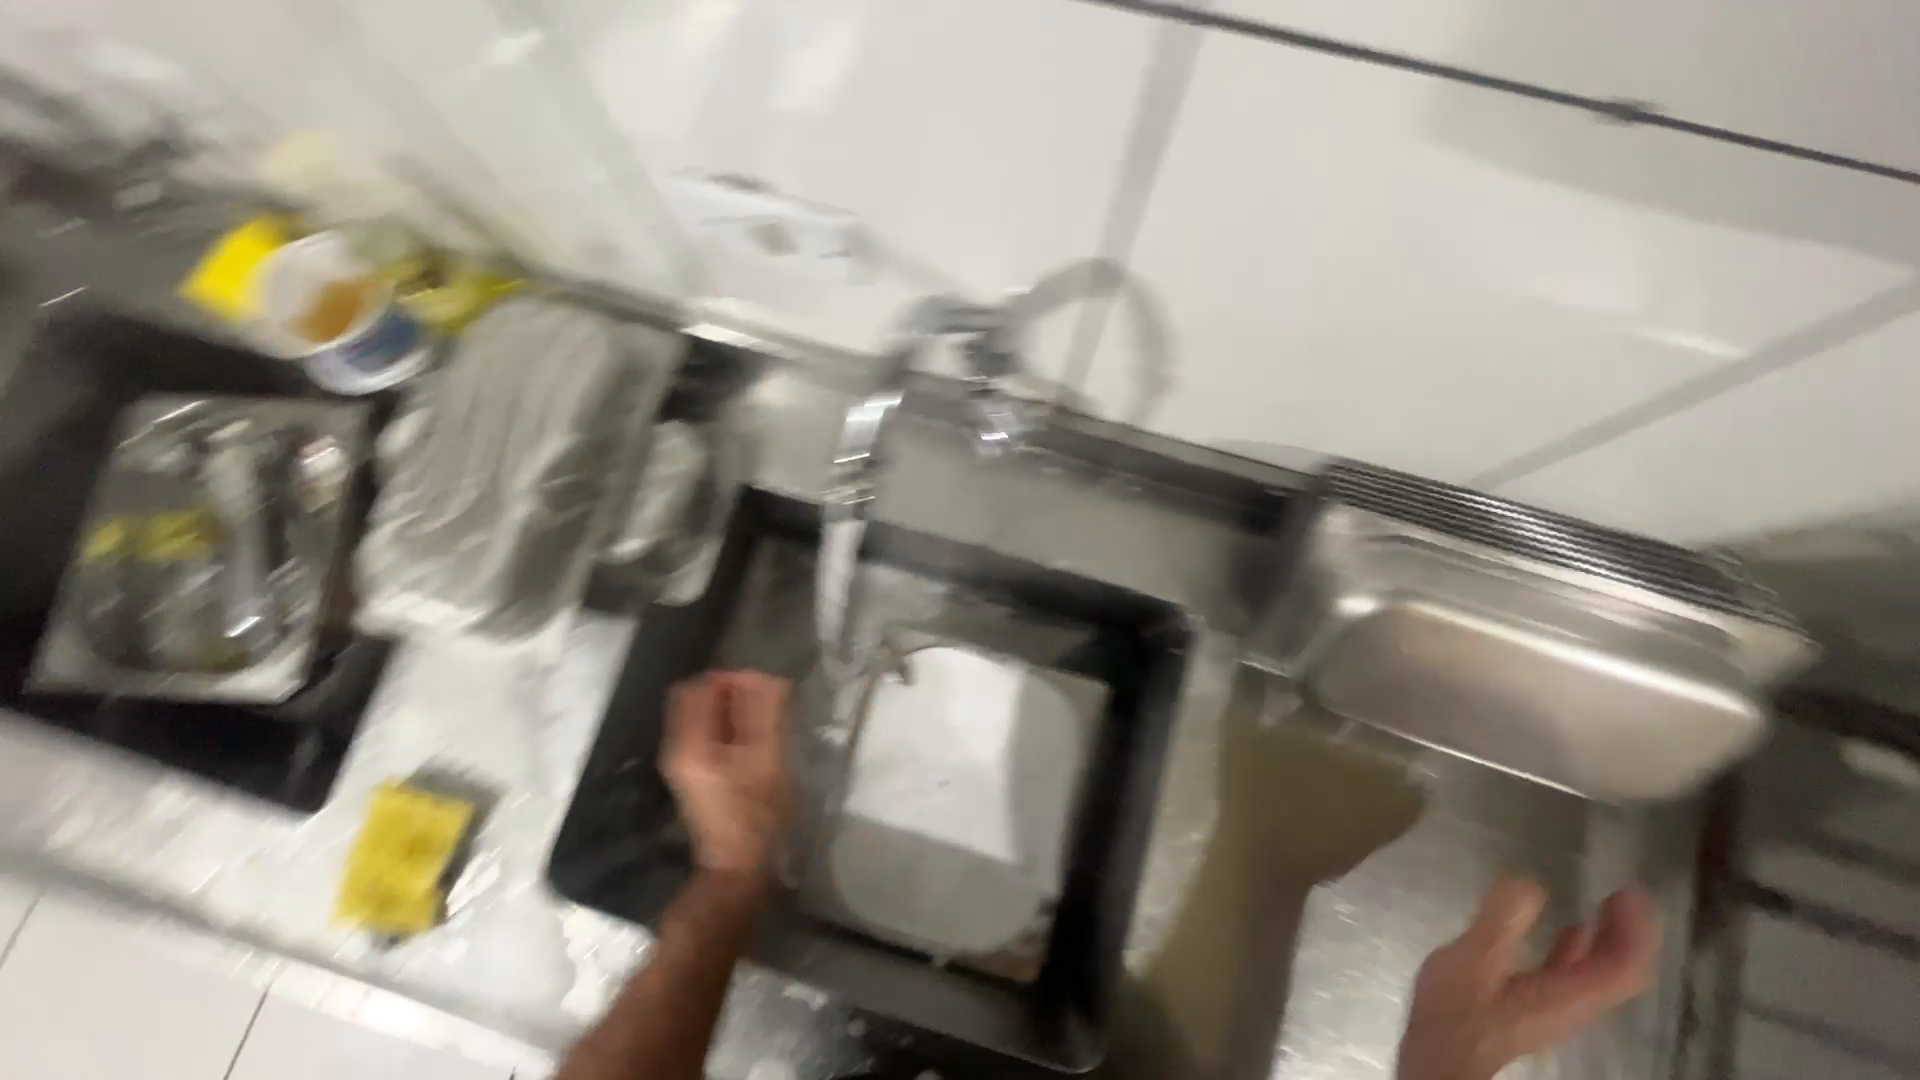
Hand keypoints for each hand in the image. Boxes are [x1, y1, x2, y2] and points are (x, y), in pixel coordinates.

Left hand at [661, 671, 793, 875]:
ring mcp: (679, 760)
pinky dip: (722, 723)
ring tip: (759, 715)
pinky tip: (748, 735)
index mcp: (690, 742)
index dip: (733, 678)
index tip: (764, 686)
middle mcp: (676, 746)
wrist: (738, 863)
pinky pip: (700, 730)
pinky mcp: (689, 771)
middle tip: (762, 698)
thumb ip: (764, 713)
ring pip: (696, 713)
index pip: (701, 686)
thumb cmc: (758, 811)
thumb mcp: (768, 758)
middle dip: (726, 689)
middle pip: (693, 696)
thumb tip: (763, 676)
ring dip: (725, 706)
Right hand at [1397, 880, 1658, 1079]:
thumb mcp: (1472, 958)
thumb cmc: (1457, 1007)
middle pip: (1619, 970)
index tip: (1629, 892)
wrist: (1441, 1050)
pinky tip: (1569, 930)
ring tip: (1605, 904)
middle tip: (1622, 892)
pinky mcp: (1537, 1003)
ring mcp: (1557, 1005)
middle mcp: (1574, 1003)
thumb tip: (1530, 885)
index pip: (1623, 967)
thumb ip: (1500, 923)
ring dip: (1609, 937)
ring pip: (1601, 972)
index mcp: (1568, 995)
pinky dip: (1581, 947)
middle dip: (1628, 931)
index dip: (1635, 930)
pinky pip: (1576, 973)